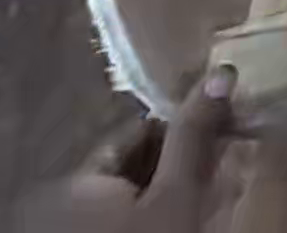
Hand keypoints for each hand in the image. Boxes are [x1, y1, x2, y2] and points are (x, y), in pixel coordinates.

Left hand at [23, 65, 235, 232]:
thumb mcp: (178, 193)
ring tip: (217, 189)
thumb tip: (222, 68)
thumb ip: (196, 131)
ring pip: (134, 196)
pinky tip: (190, 219)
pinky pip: (127, 223)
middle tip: (227, 154)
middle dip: (184, 155)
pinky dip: (159, 216)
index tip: (225, 123)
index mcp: (73, 184)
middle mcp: (58, 208)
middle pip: (136, 162)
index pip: (139, 129)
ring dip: (176, 187)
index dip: (185, 121)